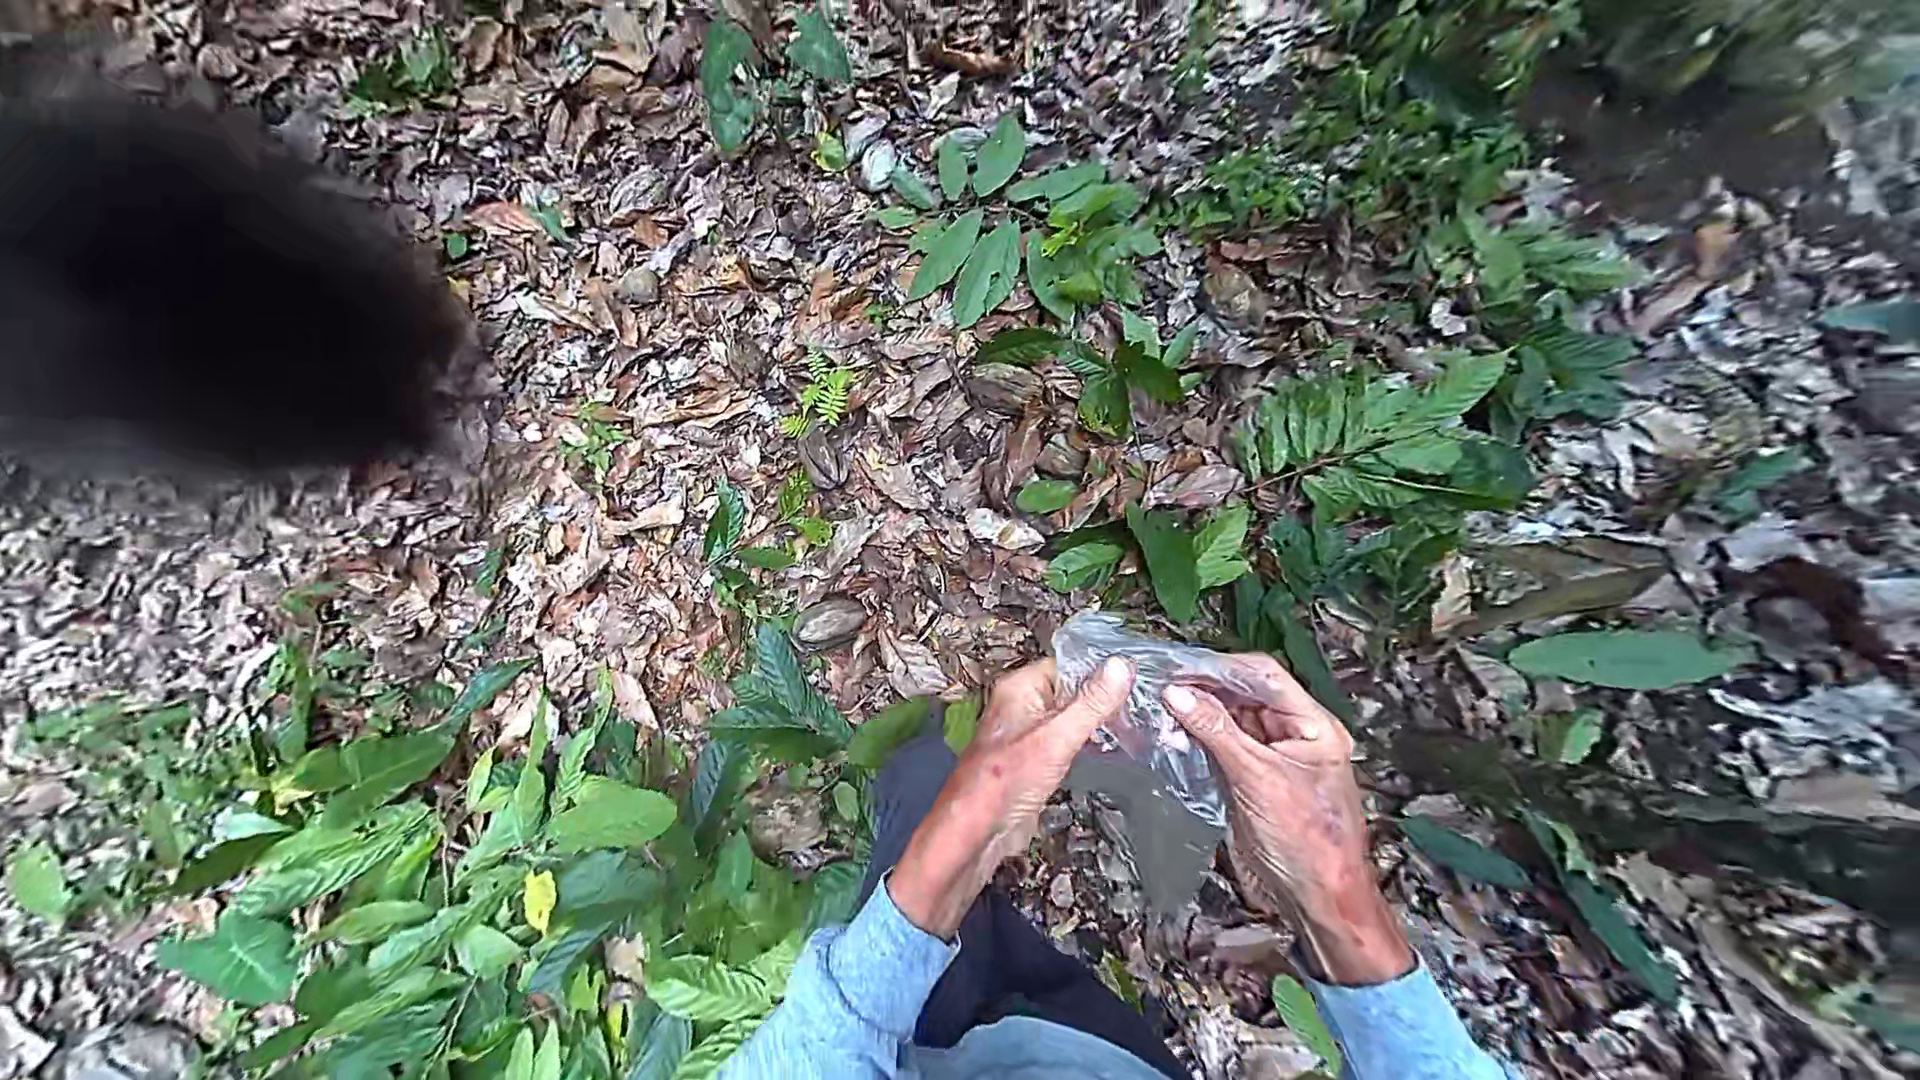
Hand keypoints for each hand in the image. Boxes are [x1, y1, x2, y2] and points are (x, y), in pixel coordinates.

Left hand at [888, 656, 1133, 938]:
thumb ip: (1092, 702)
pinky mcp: (1034, 757)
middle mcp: (1022, 704)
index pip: (1067, 665)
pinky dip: (1087, 742)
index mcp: (1021, 687)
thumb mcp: (1058, 737)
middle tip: (1141, 706)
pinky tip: (1112, 749)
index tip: (1135, 678)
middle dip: (1102, 698)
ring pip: (1070, 716)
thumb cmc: (1008, 779)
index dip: (1099, 671)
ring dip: (1097, 721)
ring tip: (1135, 726)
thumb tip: (1121, 666)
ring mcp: (1027, 731)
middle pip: (1070, 690)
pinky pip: (1066, 740)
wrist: (978, 829)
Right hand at [1163, 655, 1412, 985]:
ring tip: (1163, 704)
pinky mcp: (1247, 773)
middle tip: (1166, 682)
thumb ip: (1216, 731)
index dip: (1222, 668)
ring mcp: (1268, 753)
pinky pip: (1217, 741)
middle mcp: (1292, 733)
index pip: (1264, 676)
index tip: (1183, 667)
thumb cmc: (1311, 846)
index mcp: (1313, 726)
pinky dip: (1195, 734)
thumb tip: (1178, 693)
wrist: (1317, 902)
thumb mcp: (1259, 778)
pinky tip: (1173, 730)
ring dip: (1196, 710)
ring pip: (1227, 716)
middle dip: (1204, 687)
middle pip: (1242, 693)